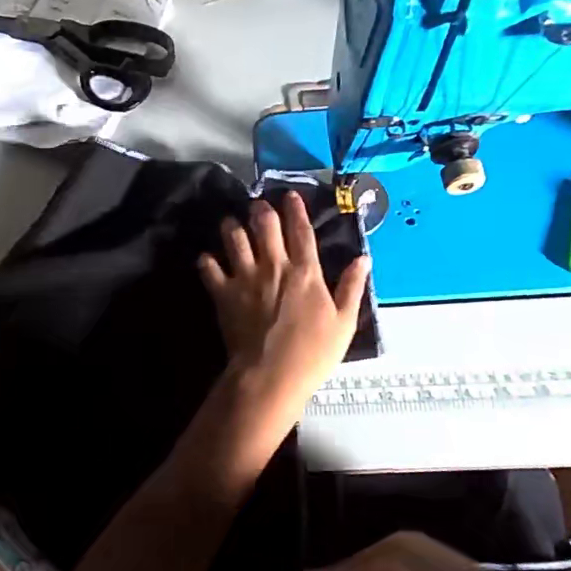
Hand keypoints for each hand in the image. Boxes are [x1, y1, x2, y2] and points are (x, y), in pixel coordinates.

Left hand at [197, 192, 370, 405]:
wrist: (270, 375)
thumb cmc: (313, 353)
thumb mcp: (345, 322)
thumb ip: (352, 287)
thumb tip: (364, 258)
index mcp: (305, 272)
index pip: (301, 231)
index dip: (296, 209)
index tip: (290, 195)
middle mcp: (274, 266)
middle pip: (265, 225)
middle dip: (261, 210)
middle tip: (258, 205)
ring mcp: (245, 277)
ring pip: (234, 238)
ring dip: (232, 227)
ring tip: (230, 223)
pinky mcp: (222, 293)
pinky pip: (209, 267)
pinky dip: (207, 260)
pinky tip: (208, 258)